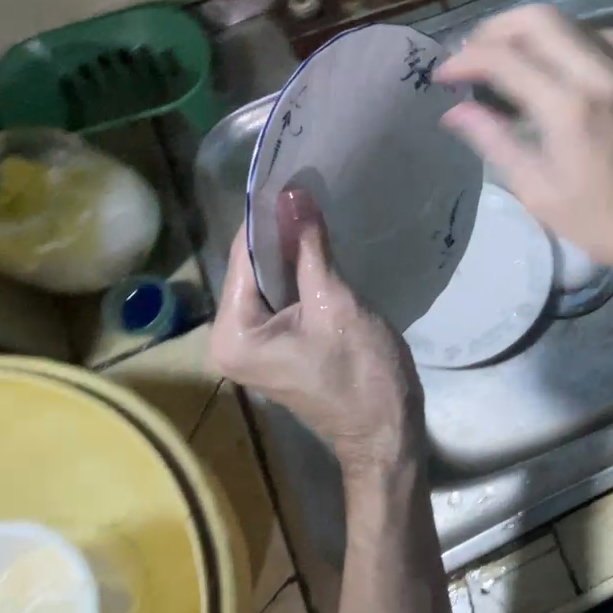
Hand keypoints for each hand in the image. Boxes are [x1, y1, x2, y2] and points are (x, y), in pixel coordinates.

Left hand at [207, 191, 423, 474]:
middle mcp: (226, 340)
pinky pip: (281, 300)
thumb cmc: (362, 373)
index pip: (243, 256)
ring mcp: (250, 347)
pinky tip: (323, 256)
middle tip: (314, 196)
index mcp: (230, 334)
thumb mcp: (337, 305)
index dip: (269, 218)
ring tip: (322, 219)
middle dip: (283, 235)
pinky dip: (301, 278)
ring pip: (269, 283)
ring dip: (295, 254)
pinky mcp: (275, 348)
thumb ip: (311, 249)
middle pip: (252, 269)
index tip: (296, 180)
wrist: (386, 432)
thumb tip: (293, 194)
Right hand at [435, 5, 612, 286]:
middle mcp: (599, 75)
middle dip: (494, 29)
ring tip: (504, 58)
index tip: (443, 75)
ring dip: (529, 30)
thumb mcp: (539, 191)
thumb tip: (454, 110)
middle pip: (538, 18)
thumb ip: (495, 142)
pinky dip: (565, 39)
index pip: (504, 58)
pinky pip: (596, 35)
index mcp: (569, 107)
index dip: (465, 60)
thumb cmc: (603, 222)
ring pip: (569, 21)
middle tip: (471, 57)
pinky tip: (550, 64)